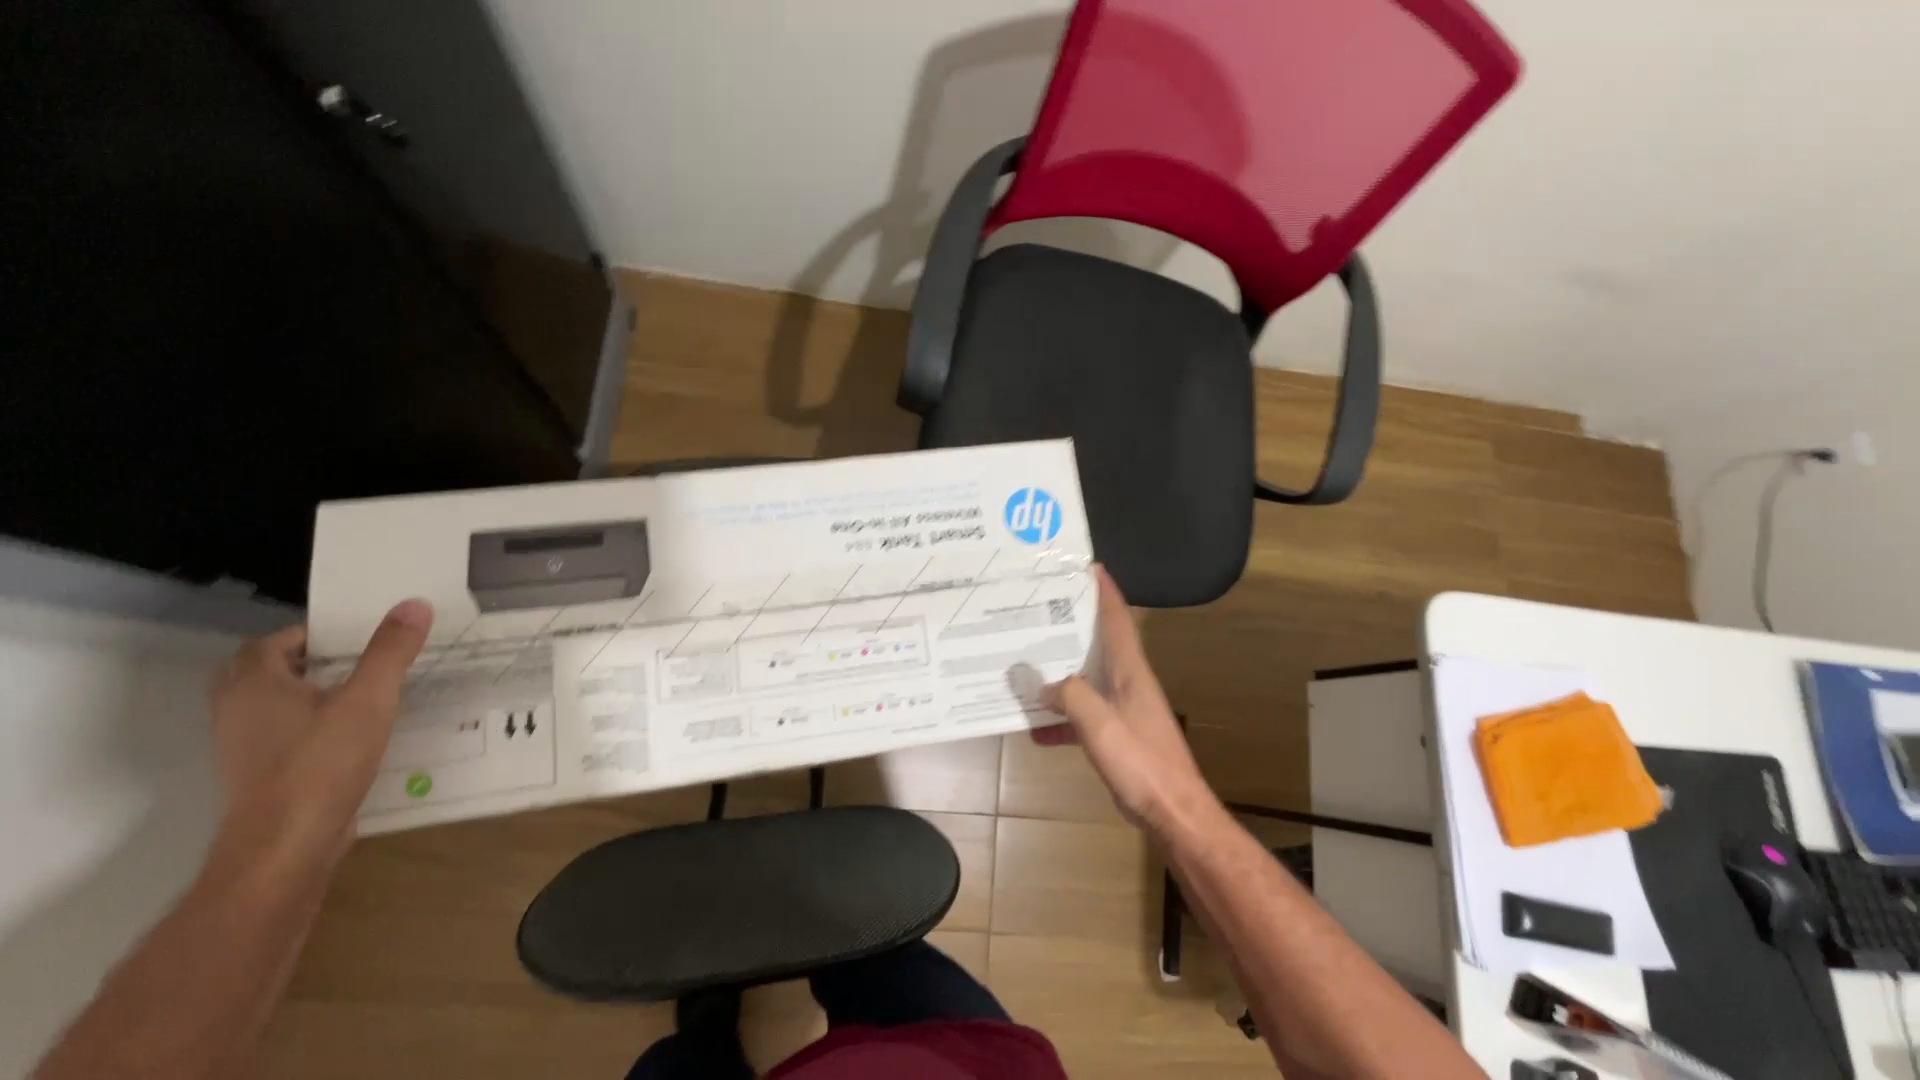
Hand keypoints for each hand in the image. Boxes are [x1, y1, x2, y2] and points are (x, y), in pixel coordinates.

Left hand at [207, 599, 431, 870]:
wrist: (286, 846)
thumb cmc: (321, 763)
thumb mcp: (368, 701)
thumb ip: (390, 653)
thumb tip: (414, 604)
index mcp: (254, 684)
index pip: (271, 643)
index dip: (310, 635)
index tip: (353, 638)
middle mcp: (235, 712)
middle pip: (261, 673)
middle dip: (302, 664)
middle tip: (352, 663)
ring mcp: (241, 749)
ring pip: (267, 708)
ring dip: (302, 697)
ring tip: (356, 697)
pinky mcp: (257, 778)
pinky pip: (277, 739)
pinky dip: (304, 730)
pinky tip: (346, 739)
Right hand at [1037, 566, 1220, 835]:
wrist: (1172, 813)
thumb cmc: (1141, 763)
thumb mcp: (1099, 724)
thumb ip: (1070, 696)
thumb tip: (1044, 684)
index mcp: (1130, 672)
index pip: (1117, 620)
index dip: (1104, 592)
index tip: (1087, 566)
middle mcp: (1129, 684)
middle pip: (1099, 645)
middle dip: (1072, 625)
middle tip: (1039, 609)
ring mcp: (1124, 711)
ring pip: (1087, 681)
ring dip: (1061, 673)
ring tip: (1026, 663)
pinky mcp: (1118, 737)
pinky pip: (1083, 716)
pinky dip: (1062, 718)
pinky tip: (1036, 727)